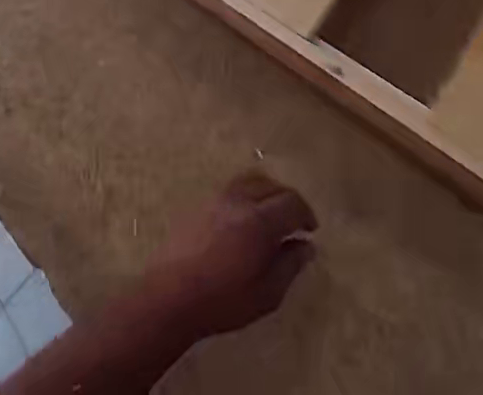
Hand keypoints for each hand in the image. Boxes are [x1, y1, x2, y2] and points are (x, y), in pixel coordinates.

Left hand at [130, 170, 317, 340]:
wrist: (171, 295)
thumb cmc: (223, 300)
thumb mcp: (267, 293)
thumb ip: (289, 265)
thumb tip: (306, 246)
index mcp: (260, 220)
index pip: (292, 203)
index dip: (306, 214)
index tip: (310, 230)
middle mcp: (240, 200)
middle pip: (272, 186)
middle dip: (288, 200)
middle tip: (294, 222)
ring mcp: (217, 199)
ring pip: (250, 181)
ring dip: (266, 192)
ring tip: (270, 214)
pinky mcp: (200, 204)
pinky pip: (231, 189)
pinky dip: (246, 196)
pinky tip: (243, 219)